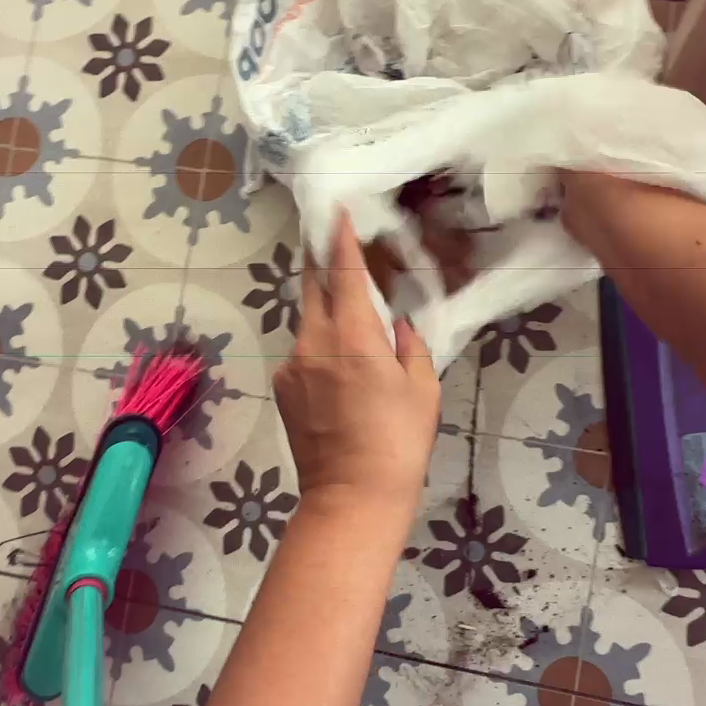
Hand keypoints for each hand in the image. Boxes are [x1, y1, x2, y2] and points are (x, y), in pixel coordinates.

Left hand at [274, 212, 440, 515]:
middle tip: (330, 242)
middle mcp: (314, 341)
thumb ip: (409, 345)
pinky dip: (319, 346)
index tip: (336, 210)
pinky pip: (302, 352)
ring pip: (307, 320)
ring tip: (350, 320)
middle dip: (320, 260)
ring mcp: (292, 365)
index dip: (339, 237)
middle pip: (312, 285)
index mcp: (353, 335)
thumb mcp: (422, 389)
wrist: (353, 495)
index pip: (343, 271)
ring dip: (324, 309)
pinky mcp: (283, 387)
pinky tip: (339, 371)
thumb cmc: (399, 441)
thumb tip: (396, 324)